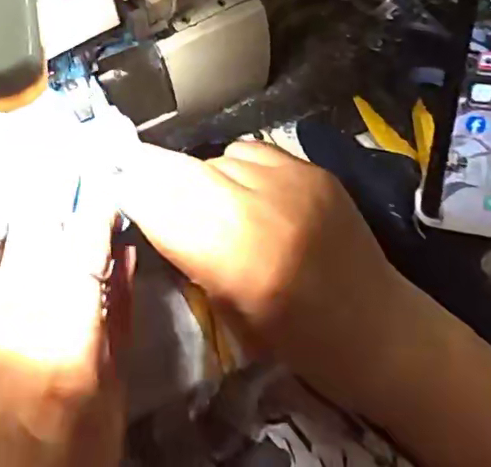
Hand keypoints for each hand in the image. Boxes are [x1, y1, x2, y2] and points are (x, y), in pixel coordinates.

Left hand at [0, 191, 127, 466]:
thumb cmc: (70, 451)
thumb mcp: (112, 387)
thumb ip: (118, 310)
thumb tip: (125, 245)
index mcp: (66, 330)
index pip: (86, 237)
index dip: (99, 198)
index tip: (106, 174)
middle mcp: (12, 312)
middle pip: (34, 224)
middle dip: (55, 184)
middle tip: (66, 160)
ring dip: (5, 194)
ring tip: (21, 168)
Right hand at [115, 141, 416, 405]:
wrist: (379, 328)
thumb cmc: (298, 340)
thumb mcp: (229, 308)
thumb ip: (188, 252)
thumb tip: (150, 206)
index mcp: (235, 256)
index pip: (159, 203)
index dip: (129, 187)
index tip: (111, 180)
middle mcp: (259, 206)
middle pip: (181, 170)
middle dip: (154, 172)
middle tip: (140, 176)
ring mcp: (289, 179)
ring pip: (214, 158)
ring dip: (202, 174)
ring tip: (213, 199)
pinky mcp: (309, 167)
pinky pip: (251, 151)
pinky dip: (238, 167)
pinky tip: (249, 191)